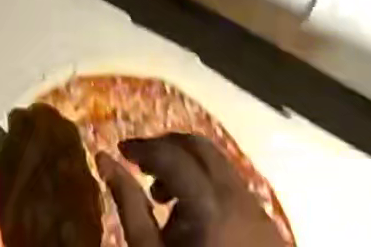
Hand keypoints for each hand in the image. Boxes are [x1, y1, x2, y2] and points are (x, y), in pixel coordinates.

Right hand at [99, 134, 286, 246]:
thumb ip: (127, 203)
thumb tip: (103, 159)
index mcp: (207, 204)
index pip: (172, 155)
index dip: (143, 147)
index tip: (120, 150)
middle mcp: (236, 196)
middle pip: (200, 148)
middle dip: (167, 148)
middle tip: (141, 164)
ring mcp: (256, 208)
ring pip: (218, 164)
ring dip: (187, 166)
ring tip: (162, 197)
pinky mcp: (267, 223)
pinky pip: (232, 186)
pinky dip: (207, 185)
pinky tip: (191, 215)